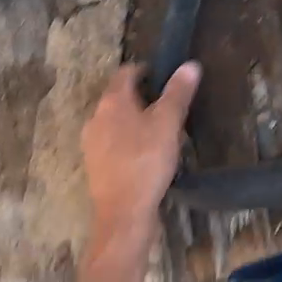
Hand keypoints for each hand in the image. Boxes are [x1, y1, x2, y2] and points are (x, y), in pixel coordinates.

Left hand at [81, 62, 200, 234]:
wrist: (123, 216)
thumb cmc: (146, 162)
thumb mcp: (168, 123)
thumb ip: (178, 93)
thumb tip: (190, 65)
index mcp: (112, 100)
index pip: (125, 72)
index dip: (144, 70)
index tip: (163, 77)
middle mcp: (96, 116)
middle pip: (118, 96)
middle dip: (140, 96)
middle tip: (165, 104)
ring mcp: (92, 143)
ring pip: (114, 120)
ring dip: (133, 120)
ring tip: (157, 130)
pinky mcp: (95, 166)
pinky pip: (111, 143)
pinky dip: (126, 141)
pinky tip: (143, 155)